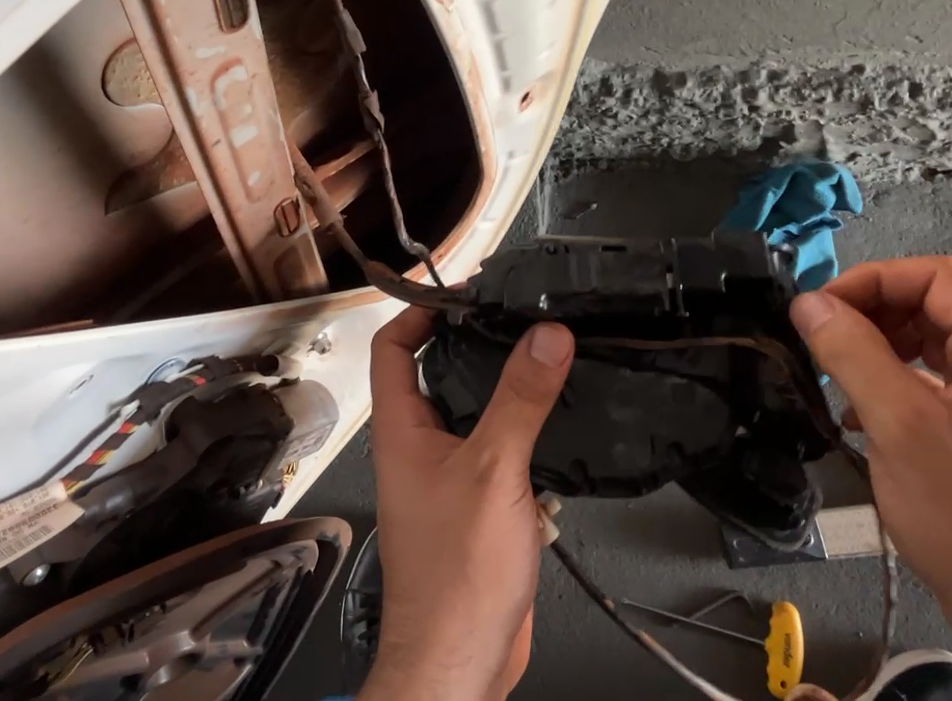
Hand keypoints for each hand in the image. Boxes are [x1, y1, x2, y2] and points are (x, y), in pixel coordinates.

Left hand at [356, 306, 574, 700]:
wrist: (462, 659)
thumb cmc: (456, 574)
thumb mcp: (493, 469)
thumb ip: (519, 399)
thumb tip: (545, 336)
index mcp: (400, 430)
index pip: (393, 348)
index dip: (419, 312)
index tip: (462, 292)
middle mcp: (418, 447)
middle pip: (437, 374)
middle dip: (475, 345)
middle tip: (517, 319)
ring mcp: (448, 476)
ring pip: (474, 414)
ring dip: (506, 392)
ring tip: (546, 361)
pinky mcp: (477, 505)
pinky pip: (499, 452)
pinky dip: (525, 436)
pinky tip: (558, 428)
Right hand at [790, 256, 951, 700]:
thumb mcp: (901, 429)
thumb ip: (853, 354)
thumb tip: (810, 303)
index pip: (939, 277)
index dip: (872, 280)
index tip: (821, 309)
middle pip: (942, 310)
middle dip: (875, 316)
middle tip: (824, 344)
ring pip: (943, 352)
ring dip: (885, 353)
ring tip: (841, 383)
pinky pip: (951, 392)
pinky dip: (904, 389)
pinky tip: (871, 421)